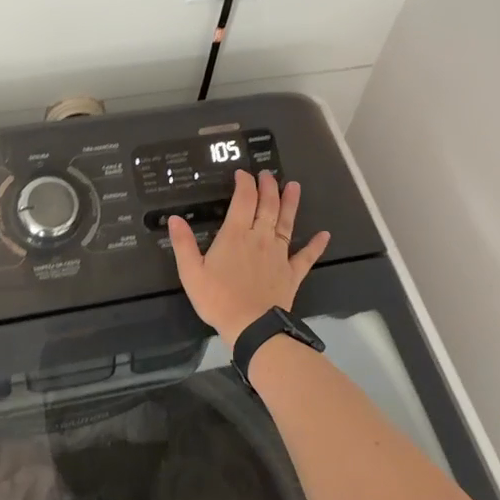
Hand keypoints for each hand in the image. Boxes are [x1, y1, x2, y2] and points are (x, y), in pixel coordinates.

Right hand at [167, 169, 330, 347]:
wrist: (251, 326)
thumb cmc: (218, 299)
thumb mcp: (191, 272)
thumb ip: (183, 243)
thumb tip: (175, 218)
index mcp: (236, 235)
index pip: (243, 200)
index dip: (244, 183)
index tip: (243, 174)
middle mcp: (261, 238)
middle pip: (268, 206)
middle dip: (268, 187)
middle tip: (268, 174)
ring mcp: (280, 255)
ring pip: (287, 223)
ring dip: (291, 204)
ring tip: (294, 187)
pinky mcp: (292, 273)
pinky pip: (306, 256)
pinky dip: (316, 245)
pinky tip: (324, 235)